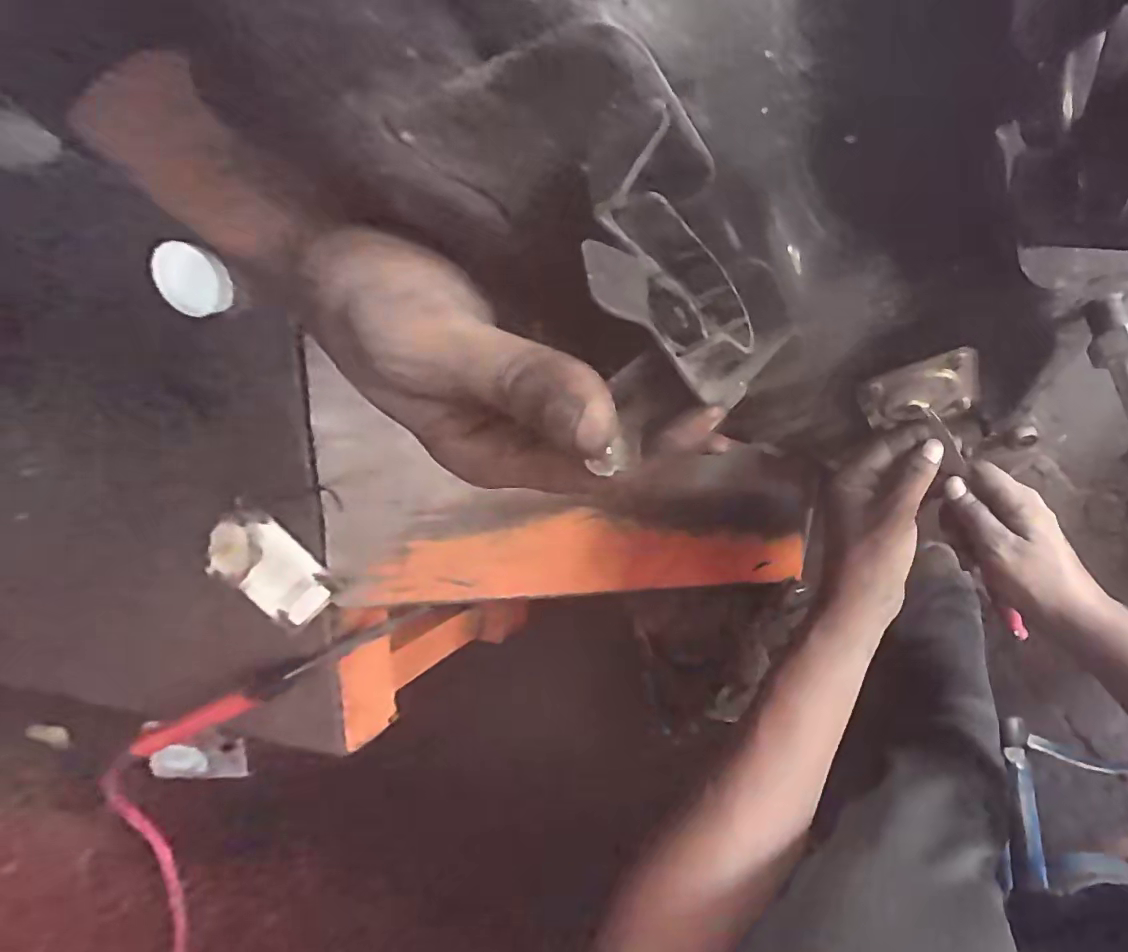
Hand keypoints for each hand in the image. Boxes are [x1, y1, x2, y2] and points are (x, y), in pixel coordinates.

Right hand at [299, 228, 729, 491]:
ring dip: (672, 410)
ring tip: (730, 394)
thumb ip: (520, 386)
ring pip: (621, 418)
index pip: (595, 471)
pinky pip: (613, 377)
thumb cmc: (366, 297)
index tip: (704, 424)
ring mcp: (544, 402)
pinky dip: (653, 376)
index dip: (654, 452)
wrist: (330, 237)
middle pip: (618, 451)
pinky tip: (691, 364)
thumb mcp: (434, 346)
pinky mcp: (552, 363)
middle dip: (675, 436)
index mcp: (499, 456)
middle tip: (728, 408)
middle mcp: (531, 439)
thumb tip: (604, 437)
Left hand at [821, 428, 946, 617]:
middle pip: (891, 458)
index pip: (885, 443)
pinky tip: (946, 486)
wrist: (862, 602)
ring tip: (956, 462)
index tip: (944, 429)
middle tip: (955, 445)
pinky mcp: (880, 521)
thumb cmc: (876, 556)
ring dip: (925, 470)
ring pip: (899, 478)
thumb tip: (934, 444)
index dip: (914, 435)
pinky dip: (921, 491)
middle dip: (922, 451)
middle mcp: (856, 485)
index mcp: (851, 477)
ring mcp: (867, 504)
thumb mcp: (898, 512)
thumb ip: (915, 475)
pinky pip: (902, 497)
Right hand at [939, 461, 1108, 629]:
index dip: (954, 482)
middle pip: (978, 494)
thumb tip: (951, 481)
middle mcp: (1022, 503)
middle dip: (960, 517)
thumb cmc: (1035, 581)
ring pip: (983, 518)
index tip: (937, 507)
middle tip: (958, 546)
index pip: (978, 469)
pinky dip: (982, 550)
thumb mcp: (997, 547)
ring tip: (970, 564)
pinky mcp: (1024, 543)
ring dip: (968, 538)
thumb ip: (973, 513)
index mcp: (1018, 497)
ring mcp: (1025, 523)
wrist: (1073, 615)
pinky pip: (994, 536)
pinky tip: (980, 571)